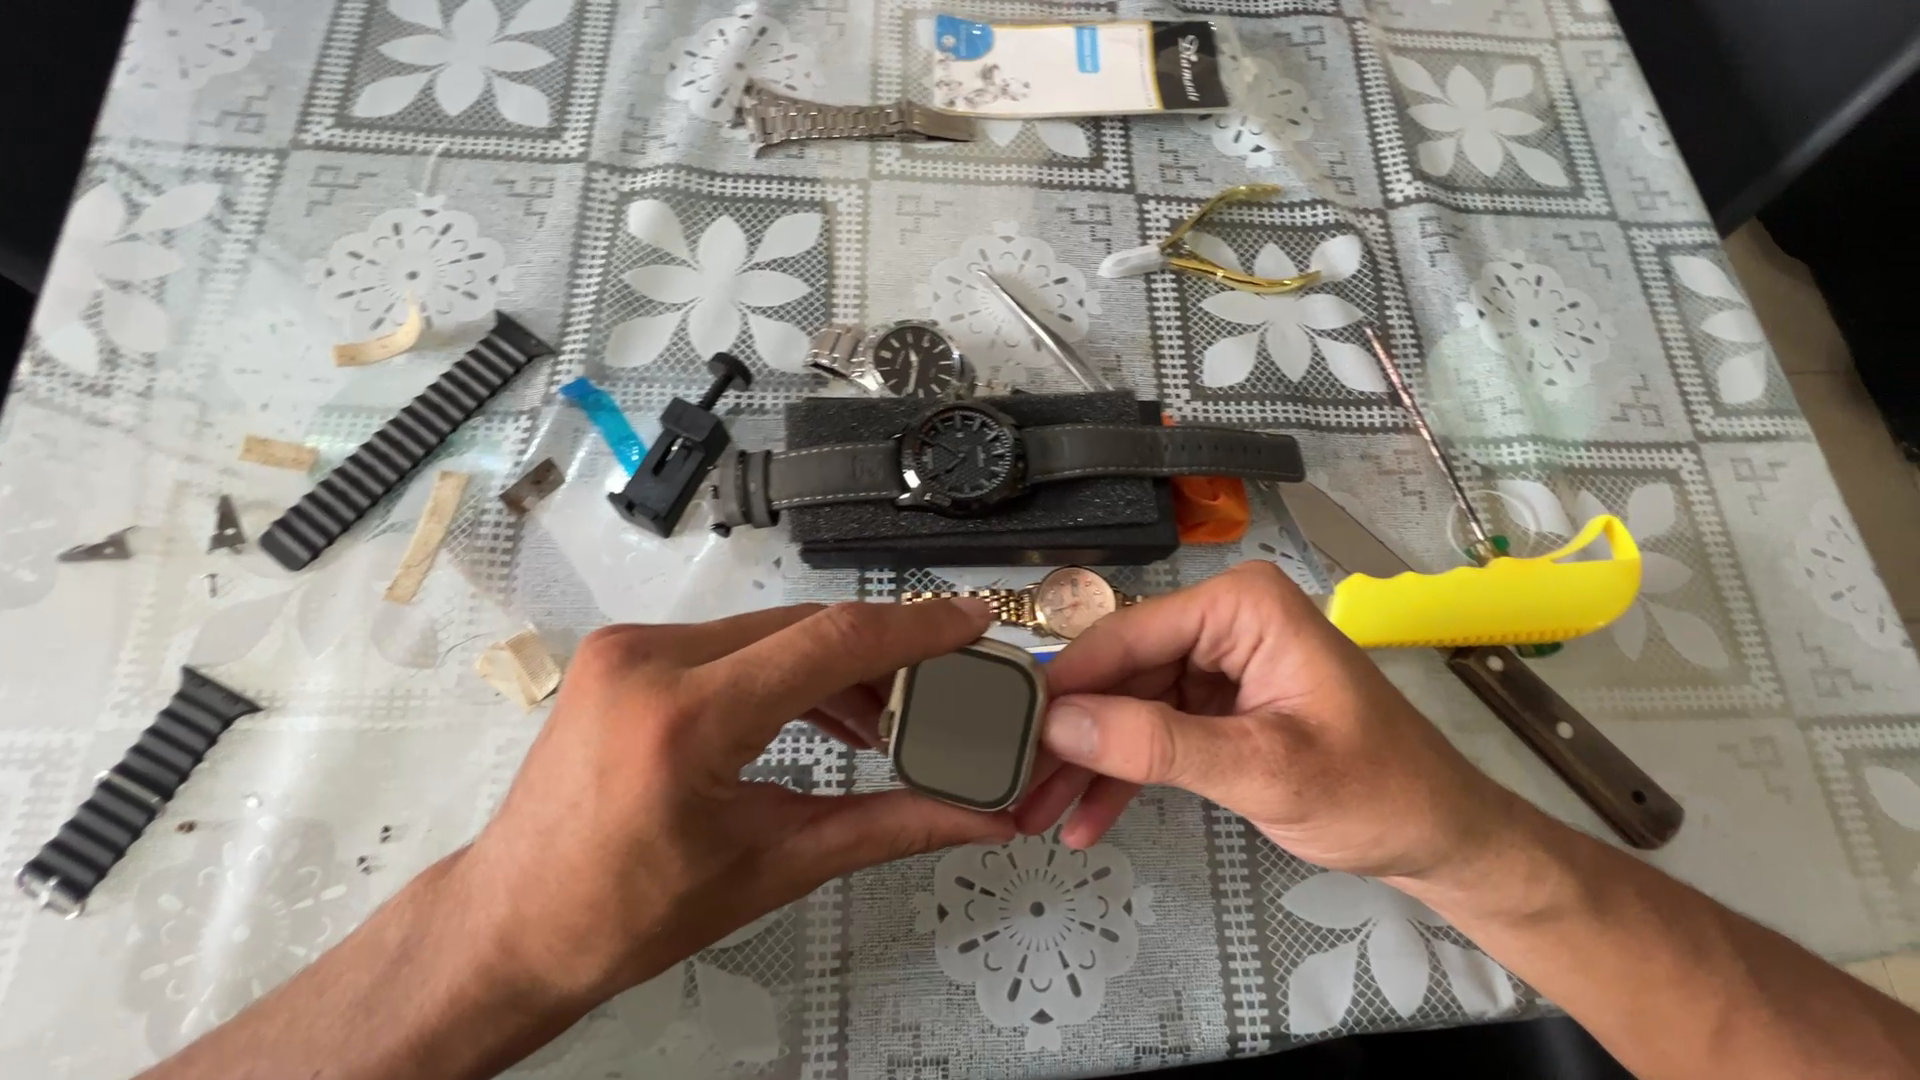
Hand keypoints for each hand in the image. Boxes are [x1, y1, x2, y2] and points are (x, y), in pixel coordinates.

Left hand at [455, 599, 1013, 1006]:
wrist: (511, 924)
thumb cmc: (621, 914)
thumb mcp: (772, 867)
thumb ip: (887, 827)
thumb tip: (971, 816)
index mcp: (684, 720)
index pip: (830, 642)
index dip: (915, 628)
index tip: (970, 622)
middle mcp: (650, 661)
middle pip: (808, 626)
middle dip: (885, 654)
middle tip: (938, 688)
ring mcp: (632, 649)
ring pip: (775, 629)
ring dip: (838, 663)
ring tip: (886, 716)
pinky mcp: (630, 653)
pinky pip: (736, 641)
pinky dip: (790, 667)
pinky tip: (826, 708)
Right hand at [1020, 561, 1519, 879]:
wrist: (1441, 838)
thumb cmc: (1375, 792)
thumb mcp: (1263, 769)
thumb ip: (1158, 745)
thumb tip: (1060, 723)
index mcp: (1240, 606)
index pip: (1128, 635)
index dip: (1065, 683)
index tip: (1009, 729)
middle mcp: (1220, 622)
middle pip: (1119, 673)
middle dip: (1073, 735)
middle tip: (1017, 785)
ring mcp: (1216, 664)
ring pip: (1126, 706)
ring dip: (1087, 762)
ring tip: (1037, 814)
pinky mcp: (1215, 704)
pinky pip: (1152, 731)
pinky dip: (1123, 775)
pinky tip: (1086, 818)